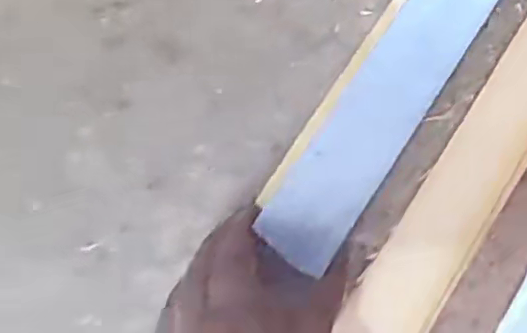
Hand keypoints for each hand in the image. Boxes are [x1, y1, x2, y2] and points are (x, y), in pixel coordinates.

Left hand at [158, 209, 346, 332]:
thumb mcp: (320, 314)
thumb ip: (333, 277)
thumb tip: (350, 244)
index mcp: (233, 301)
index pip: (227, 252)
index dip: (237, 227)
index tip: (254, 208)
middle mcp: (197, 317)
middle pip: (196, 271)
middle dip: (215, 244)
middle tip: (238, 225)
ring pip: (178, 295)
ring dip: (198, 270)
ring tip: (221, 256)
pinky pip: (175, 316)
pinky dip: (189, 296)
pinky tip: (205, 297)